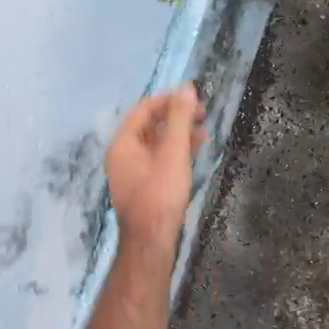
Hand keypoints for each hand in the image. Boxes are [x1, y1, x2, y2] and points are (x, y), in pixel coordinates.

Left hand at [105, 84, 205, 246]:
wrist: (152, 241)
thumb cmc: (160, 194)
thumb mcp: (173, 152)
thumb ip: (179, 118)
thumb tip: (186, 87)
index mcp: (124, 143)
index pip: (145, 108)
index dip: (169, 99)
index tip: (195, 96)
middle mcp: (124, 154)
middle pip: (150, 123)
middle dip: (176, 114)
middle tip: (202, 111)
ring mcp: (134, 171)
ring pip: (157, 141)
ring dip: (180, 131)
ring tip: (204, 127)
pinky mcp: (146, 184)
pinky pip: (161, 157)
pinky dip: (178, 148)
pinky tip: (197, 148)